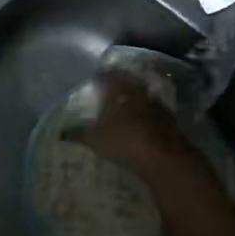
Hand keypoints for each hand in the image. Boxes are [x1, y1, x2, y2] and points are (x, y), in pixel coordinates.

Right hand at [65, 71, 198, 179]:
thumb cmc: (126, 141)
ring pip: (146, 101)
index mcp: (126, 92)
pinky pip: (155, 118)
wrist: (165, 159)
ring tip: (126, 109)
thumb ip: (80, 134)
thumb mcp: (97, 139)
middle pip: (133, 86)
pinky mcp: (172, 127)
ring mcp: (161, 111)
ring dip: (136, 103)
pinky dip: (146, 120)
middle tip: (113, 90)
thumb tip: (63, 133)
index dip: (104, 77)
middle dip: (123, 87)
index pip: (113, 78)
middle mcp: (144, 96)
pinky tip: (141, 127)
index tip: (97, 76)